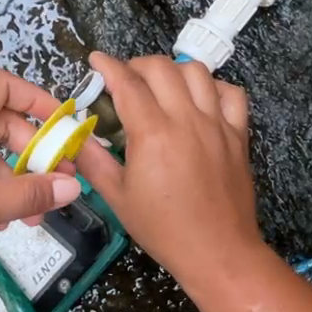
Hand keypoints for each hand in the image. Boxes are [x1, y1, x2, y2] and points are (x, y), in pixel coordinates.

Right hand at [74, 53, 263, 283]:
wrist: (217, 251)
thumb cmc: (163, 228)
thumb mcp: (117, 197)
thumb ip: (93, 160)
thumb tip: (74, 135)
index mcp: (153, 134)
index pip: (127, 83)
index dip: (107, 66)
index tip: (96, 60)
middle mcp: (187, 120)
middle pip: (162, 67)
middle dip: (137, 64)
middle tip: (123, 79)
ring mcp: (217, 124)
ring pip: (197, 71)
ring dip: (173, 70)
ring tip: (159, 85)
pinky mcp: (238, 134)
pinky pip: (231, 93)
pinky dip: (212, 86)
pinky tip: (198, 99)